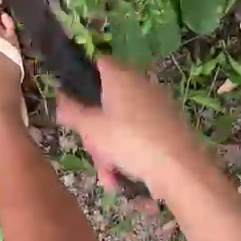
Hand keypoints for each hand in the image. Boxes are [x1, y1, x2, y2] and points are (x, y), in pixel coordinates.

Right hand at [56, 58, 204, 191]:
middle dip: (95, 129)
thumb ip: (71, 112)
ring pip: (122, 123)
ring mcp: (158, 106)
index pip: (99, 62)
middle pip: (108, 100)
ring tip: (108, 174)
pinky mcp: (170, 127)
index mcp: (120, 76)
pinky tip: (122, 178)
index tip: (73, 99)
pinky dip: (129, 155)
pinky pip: (140, 136)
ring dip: (110, 149)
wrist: (181, 169)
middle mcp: (140, 85)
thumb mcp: (90, 127)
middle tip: (92, 150)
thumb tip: (59, 98)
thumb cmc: (129, 140)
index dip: (83, 76)